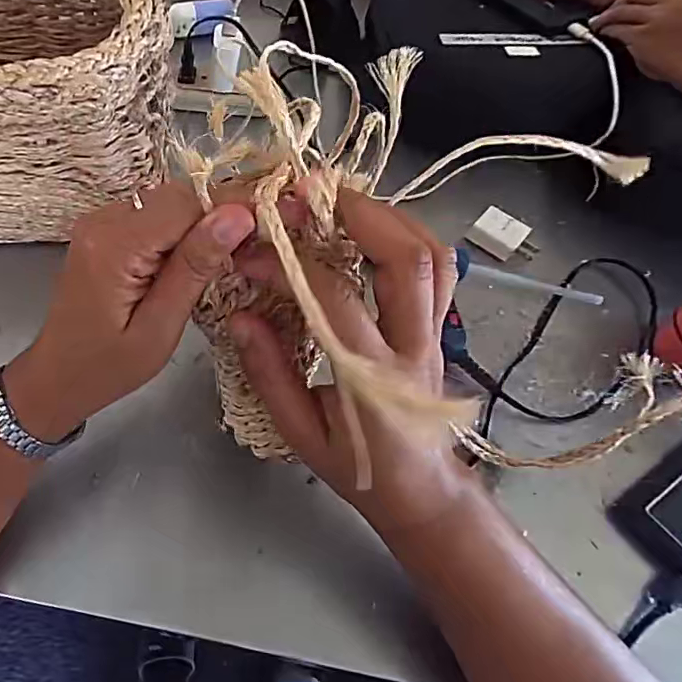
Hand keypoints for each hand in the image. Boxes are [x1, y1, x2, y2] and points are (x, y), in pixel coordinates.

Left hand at [3, 183, 255, 442]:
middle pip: (176, 196)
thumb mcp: (160, 328)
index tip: (263, 233)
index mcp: (113, 246)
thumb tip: (237, 217)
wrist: (56, 374)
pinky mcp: (102, 229)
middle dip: (213, 219)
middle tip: (240, 258)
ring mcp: (99, 221)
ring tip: (212, 267)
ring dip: (196, 226)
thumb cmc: (107, 366)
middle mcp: (102, 221)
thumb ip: (195, 268)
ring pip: (166, 201)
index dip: (228, 212)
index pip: (185, 203)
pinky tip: (183, 265)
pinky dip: (176, 232)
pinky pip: (151, 214)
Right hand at [228, 188, 467, 526]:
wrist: (421, 487)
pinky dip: (405, 230)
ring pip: (432, 252)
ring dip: (384, 214)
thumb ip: (270, 374)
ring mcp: (436, 330)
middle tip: (304, 193)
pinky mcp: (440, 323)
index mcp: (375, 378)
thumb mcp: (300, 434)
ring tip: (334, 197)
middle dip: (355, 213)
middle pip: (406, 259)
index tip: (251, 252)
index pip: (334, 300)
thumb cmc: (357, 467)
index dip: (289, 266)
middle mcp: (415, 345)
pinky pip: (437, 263)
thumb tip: (241, 315)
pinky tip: (369, 222)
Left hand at [588, 0, 681, 83]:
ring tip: (597, 25)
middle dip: (614, 5)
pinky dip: (606, 32)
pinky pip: (616, 29)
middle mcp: (676, 0)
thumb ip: (667, 5)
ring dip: (604, 19)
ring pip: (620, 11)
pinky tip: (603, 35)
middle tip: (602, 15)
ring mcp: (659, 17)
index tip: (619, 4)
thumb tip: (634, 7)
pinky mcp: (643, 35)